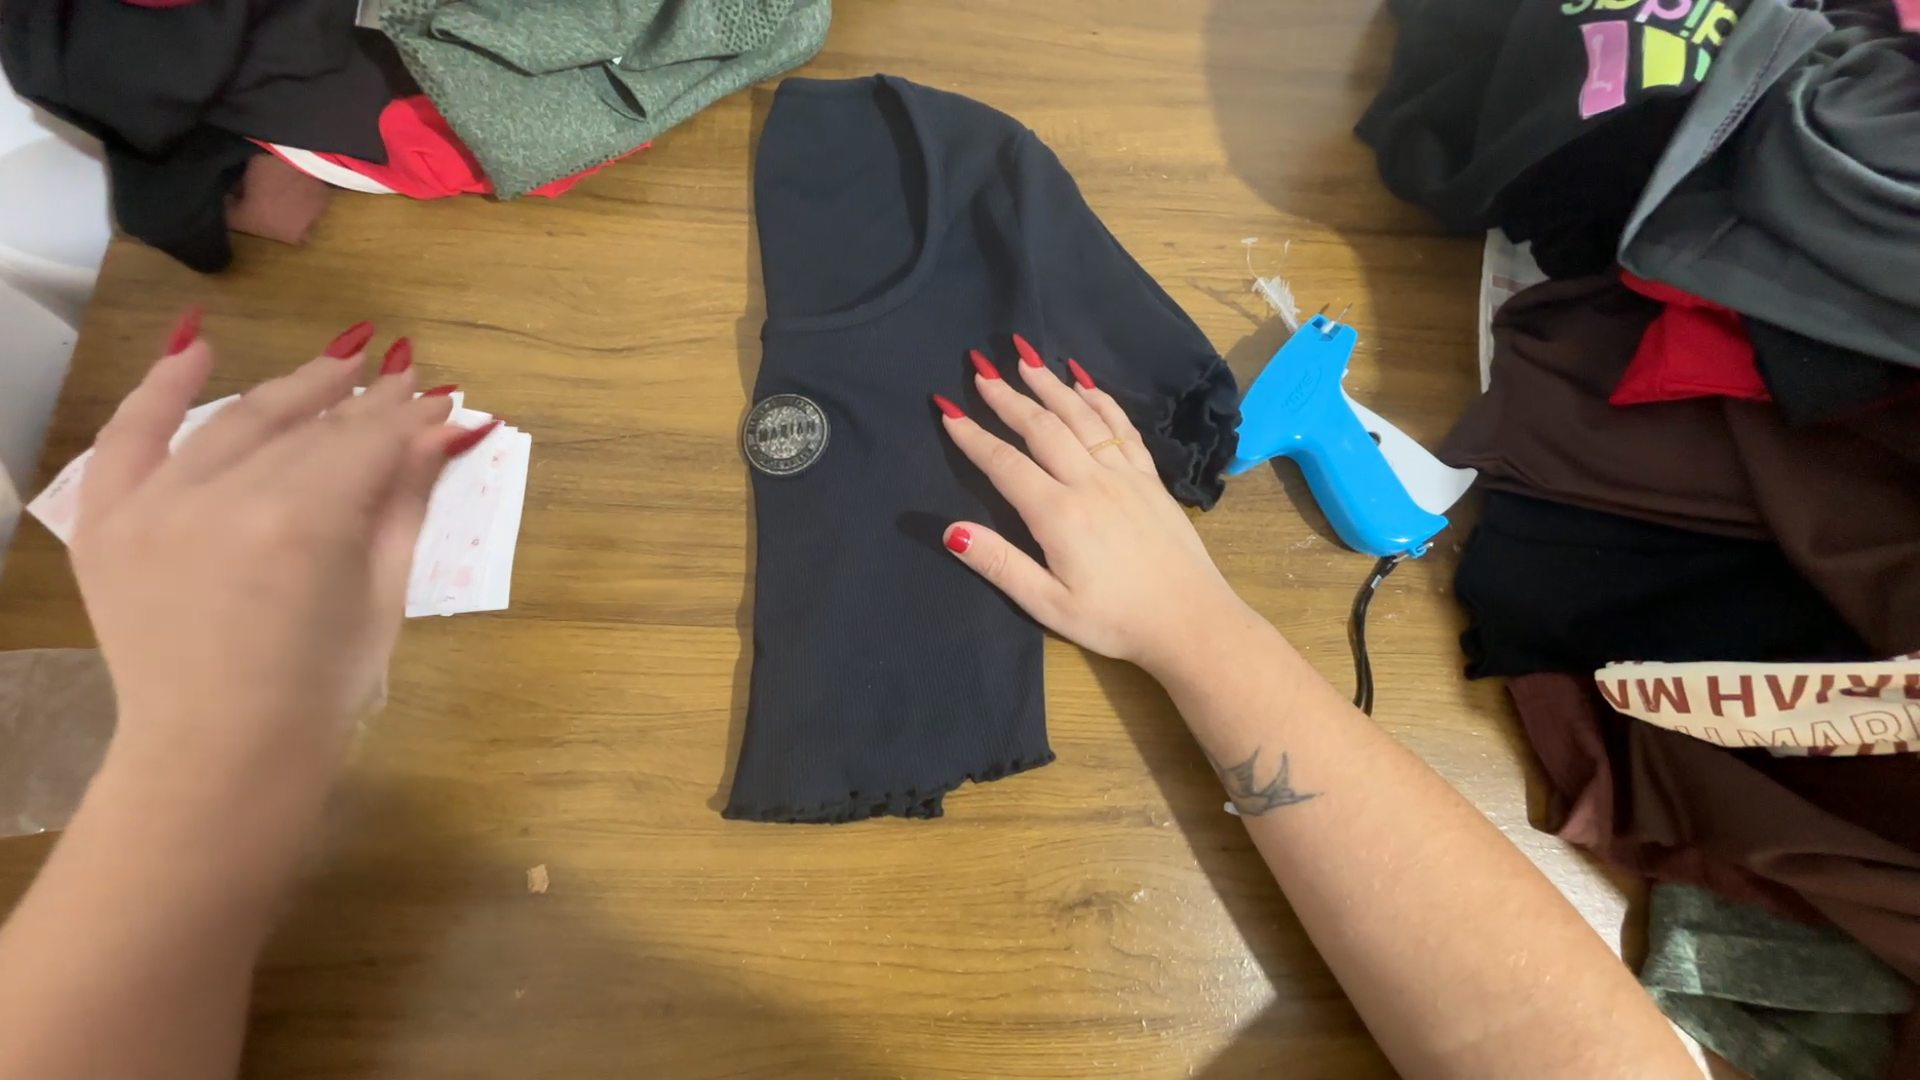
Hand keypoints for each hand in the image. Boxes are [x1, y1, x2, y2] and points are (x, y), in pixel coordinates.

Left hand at [70, 312, 482, 803]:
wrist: (223, 741)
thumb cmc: (331, 674)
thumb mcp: (387, 586)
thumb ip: (406, 500)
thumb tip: (444, 433)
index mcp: (306, 523)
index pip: (369, 442)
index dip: (412, 416)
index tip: (444, 398)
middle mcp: (224, 499)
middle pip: (311, 428)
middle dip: (367, 399)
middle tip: (406, 373)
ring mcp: (155, 507)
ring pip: (237, 423)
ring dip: (295, 388)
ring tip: (343, 359)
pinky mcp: (109, 522)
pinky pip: (127, 439)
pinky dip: (161, 390)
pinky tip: (198, 348)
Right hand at [936, 340, 1252, 676]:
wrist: (1190, 621)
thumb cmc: (1114, 620)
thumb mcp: (1048, 605)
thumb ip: (1000, 564)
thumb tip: (952, 530)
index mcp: (1059, 515)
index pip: (1005, 464)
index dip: (973, 437)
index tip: (948, 411)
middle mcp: (1090, 483)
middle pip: (1042, 428)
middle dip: (1008, 398)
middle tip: (982, 371)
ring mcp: (1124, 476)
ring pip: (1081, 417)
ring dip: (1050, 386)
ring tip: (1026, 360)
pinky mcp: (1149, 479)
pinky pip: (1122, 428)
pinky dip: (1100, 401)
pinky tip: (1086, 383)